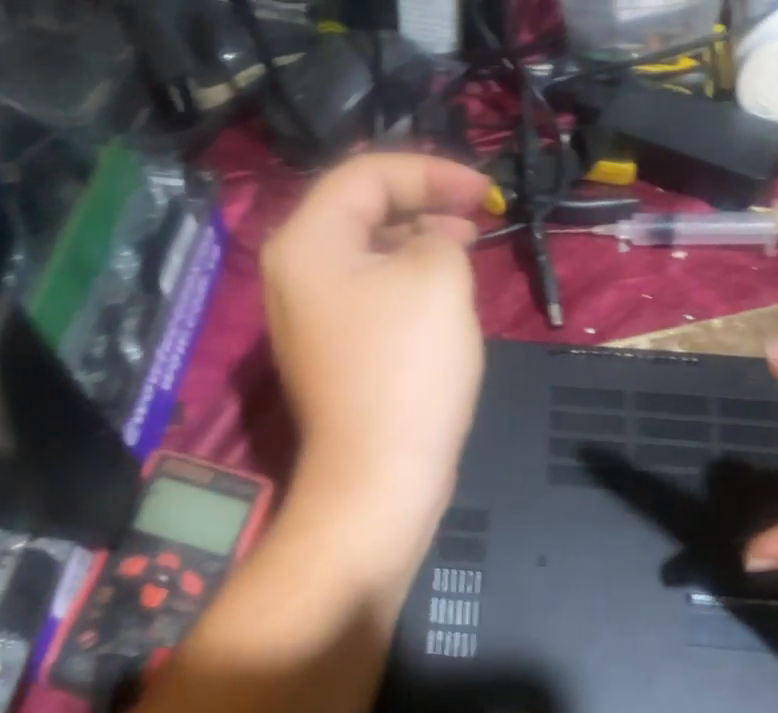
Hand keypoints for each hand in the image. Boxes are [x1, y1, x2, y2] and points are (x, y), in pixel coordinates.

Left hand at [262, 154, 488, 503]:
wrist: (379, 476)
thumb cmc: (406, 368)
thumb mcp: (438, 276)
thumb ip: (440, 236)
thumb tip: (431, 248)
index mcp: (305, 242)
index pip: (365, 175)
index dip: (430, 172)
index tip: (484, 192)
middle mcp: (293, 276)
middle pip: (359, 215)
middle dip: (422, 208)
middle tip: (475, 223)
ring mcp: (308, 323)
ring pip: (366, 261)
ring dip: (417, 249)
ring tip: (465, 258)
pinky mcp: (330, 359)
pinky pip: (367, 303)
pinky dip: (404, 290)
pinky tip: (440, 305)